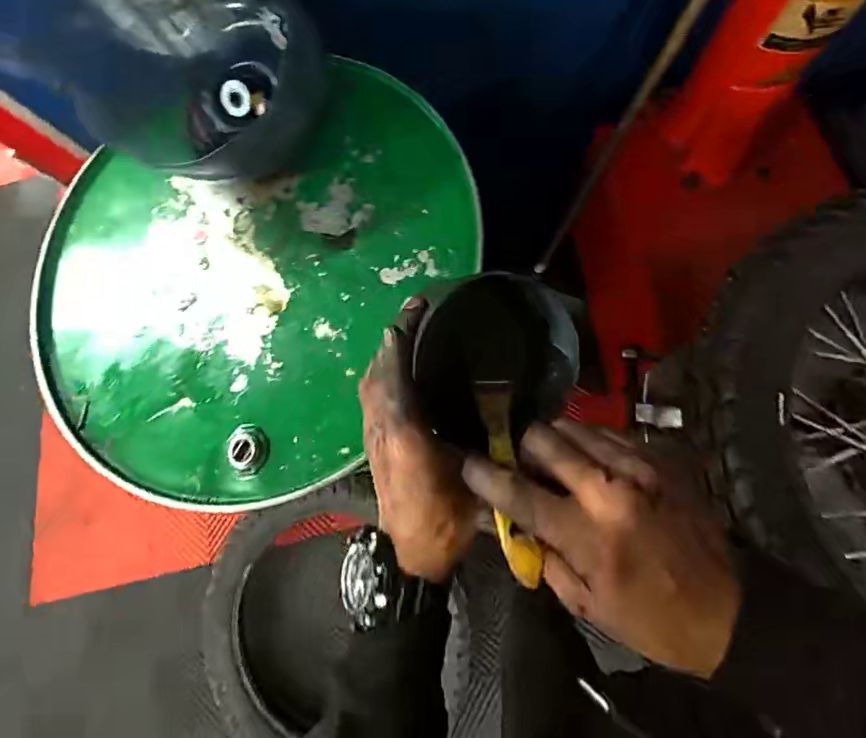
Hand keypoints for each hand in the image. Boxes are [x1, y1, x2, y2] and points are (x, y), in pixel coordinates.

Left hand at [359, 297, 478, 581]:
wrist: (410, 554)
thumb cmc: (444, 517)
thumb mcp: (470, 477)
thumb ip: (477, 440)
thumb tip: (494, 405)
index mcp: (405, 432)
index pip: (395, 373)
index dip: (403, 339)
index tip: (415, 310)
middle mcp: (382, 427)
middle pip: (378, 371)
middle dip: (393, 338)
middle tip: (415, 312)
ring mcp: (372, 436)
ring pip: (371, 383)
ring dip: (385, 354)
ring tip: (407, 333)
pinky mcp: (372, 443)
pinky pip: (372, 396)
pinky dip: (382, 373)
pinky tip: (398, 369)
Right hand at [461, 420, 741, 676]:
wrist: (728, 608)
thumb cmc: (651, 618)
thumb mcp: (588, 605)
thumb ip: (546, 556)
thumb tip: (516, 522)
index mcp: (589, 535)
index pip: (522, 493)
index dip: (488, 476)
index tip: (469, 463)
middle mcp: (610, 489)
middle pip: (545, 439)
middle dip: (523, 447)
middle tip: (523, 463)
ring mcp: (638, 466)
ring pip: (574, 425)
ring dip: (555, 440)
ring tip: (556, 460)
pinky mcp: (659, 457)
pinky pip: (608, 432)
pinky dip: (589, 442)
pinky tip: (592, 460)